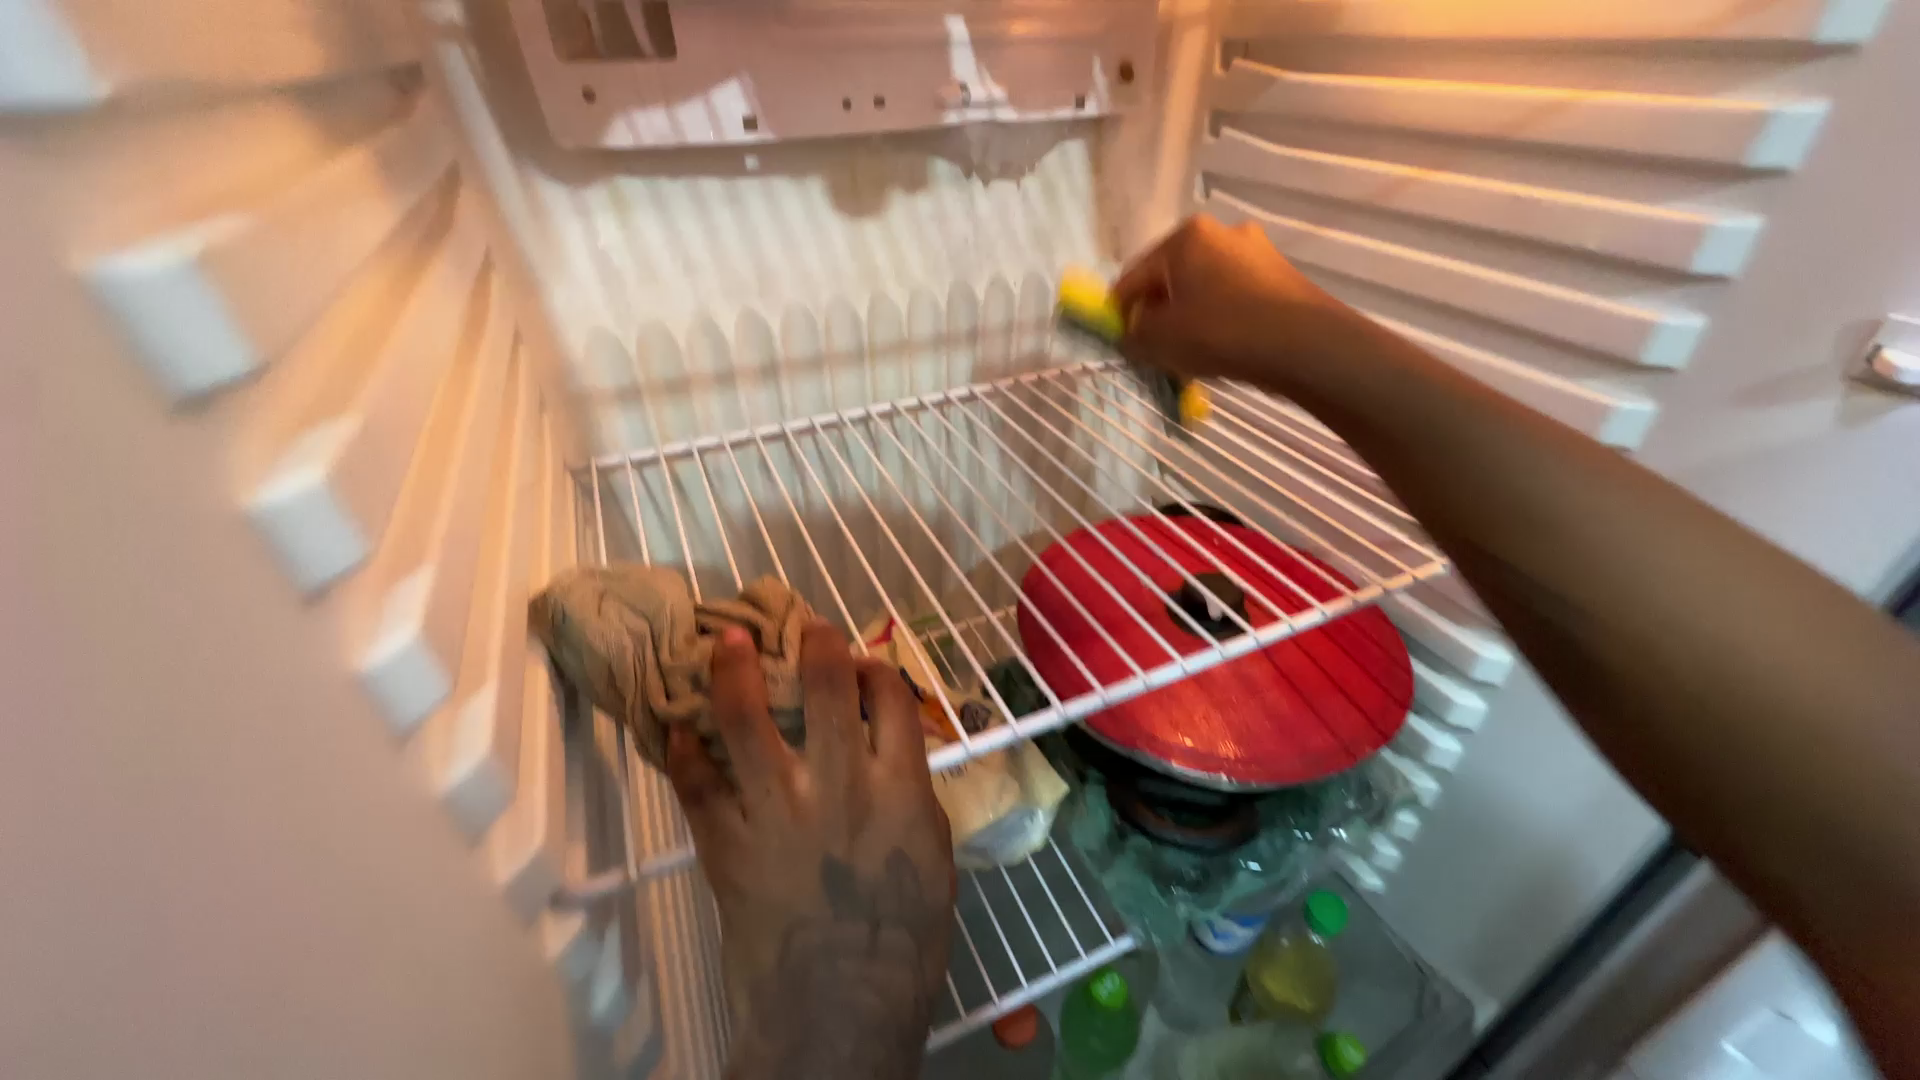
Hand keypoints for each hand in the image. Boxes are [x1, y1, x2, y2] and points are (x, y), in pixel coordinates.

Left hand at [665, 624, 955, 1079]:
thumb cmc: (903, 941)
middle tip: (804, 626)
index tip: (865, 663)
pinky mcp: (729, 842)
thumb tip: (896, 759)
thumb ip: (912, 797)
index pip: (891, 698)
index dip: (877, 669)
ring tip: (727, 641)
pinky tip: (675, 728)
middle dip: (815, 645)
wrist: (839, 1010)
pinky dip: (683, 752)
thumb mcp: (932, 857)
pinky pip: (697, 784)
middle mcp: (840, 782)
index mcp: (900, 787)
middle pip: (825, 687)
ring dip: (734, 672)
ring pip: (748, 720)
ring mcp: (778, 808)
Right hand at [1113, 214, 1349, 383]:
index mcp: (1185, 236)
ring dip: (1189, 316)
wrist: (1304, 345)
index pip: (1134, 276)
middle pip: (1171, 278)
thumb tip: (1133, 331)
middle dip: (1158, 312)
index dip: (1119, 311)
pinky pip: (1232, 298)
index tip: (1117, 340)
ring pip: (1203, 288)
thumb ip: (1132, 333)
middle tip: (1154, 348)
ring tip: (1189, 353)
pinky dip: (1219, 319)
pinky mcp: (1279, 275)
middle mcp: (1221, 232)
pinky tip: (1221, 347)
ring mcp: (1255, 251)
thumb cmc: (1220, 333)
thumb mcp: (1158, 339)